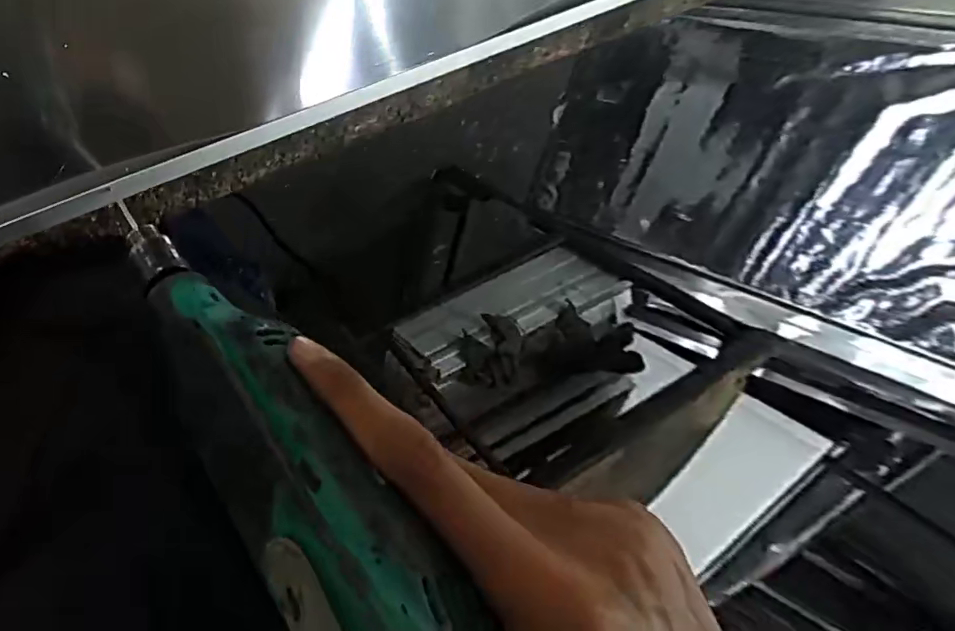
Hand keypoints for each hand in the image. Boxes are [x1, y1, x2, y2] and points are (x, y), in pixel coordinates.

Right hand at [289, 338, 718, 630]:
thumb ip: (435, 600)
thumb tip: (363, 565)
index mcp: (556, 591)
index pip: (425, 464)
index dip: (353, 401)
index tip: (306, 353)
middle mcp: (596, 545)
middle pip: (458, 476)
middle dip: (415, 490)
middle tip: (380, 517)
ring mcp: (630, 530)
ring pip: (498, 490)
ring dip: (472, 518)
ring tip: (482, 577)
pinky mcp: (649, 529)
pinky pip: (545, 506)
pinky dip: (518, 529)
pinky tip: (536, 581)